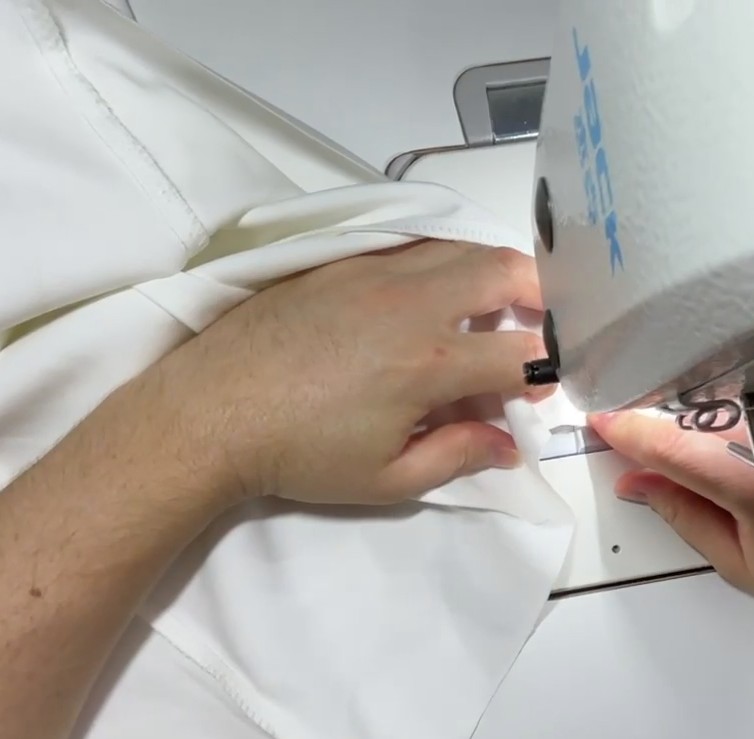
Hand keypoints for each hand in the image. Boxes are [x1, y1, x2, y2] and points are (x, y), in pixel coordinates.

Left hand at [132, 240, 545, 505]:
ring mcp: (375, 271)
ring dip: (494, 271)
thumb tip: (508, 448)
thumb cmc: (302, 455)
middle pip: (503, 270)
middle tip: (541, 324)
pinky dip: (445, 260)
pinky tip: (436, 293)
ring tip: (494, 307)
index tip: (535, 391)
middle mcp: (412, 301)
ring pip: (461, 245)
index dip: (541, 373)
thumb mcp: (388, 479)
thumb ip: (458, 457)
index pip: (518, 353)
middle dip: (540, 294)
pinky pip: (414, 244)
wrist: (212, 412)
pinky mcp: (342, 260)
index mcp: (429, 362)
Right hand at [589, 410, 753, 635]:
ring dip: (715, 421)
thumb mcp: (740, 563)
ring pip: (743, 401)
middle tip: (658, 452)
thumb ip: (683, 513)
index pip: (674, 444)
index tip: (604, 422)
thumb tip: (637, 482)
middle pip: (705, 415)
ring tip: (731, 464)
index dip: (631, 432)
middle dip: (673, 429)